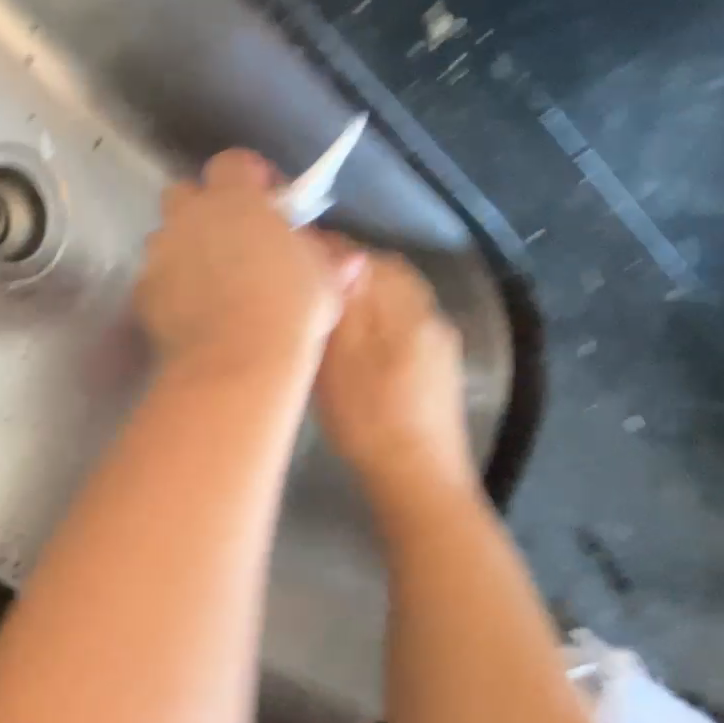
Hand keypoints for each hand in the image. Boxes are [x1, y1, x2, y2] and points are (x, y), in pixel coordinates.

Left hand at [137, 150, 360, 375]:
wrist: (234, 359)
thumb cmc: (290, 309)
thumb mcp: (325, 279)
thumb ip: (326, 258)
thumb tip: (346, 257)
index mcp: (233, 200)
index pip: (230, 163)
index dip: (248, 175)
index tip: (267, 196)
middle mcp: (187, 218)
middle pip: (183, 193)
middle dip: (202, 207)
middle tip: (232, 234)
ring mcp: (159, 253)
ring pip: (165, 237)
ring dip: (184, 248)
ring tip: (212, 278)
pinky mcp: (142, 287)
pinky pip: (155, 277)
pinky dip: (170, 285)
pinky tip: (192, 308)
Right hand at [314, 251, 475, 499]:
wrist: (418, 475)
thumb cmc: (367, 415)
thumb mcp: (341, 356)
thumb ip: (344, 303)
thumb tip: (339, 253)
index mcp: (406, 310)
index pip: (364, 257)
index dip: (326, 247)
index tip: (286, 247)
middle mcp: (429, 316)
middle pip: (384, 272)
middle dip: (343, 263)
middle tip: (298, 269)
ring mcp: (437, 342)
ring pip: (393, 296)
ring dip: (359, 287)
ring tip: (318, 296)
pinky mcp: (435, 366)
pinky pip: (399, 319)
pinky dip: (372, 310)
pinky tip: (348, 330)